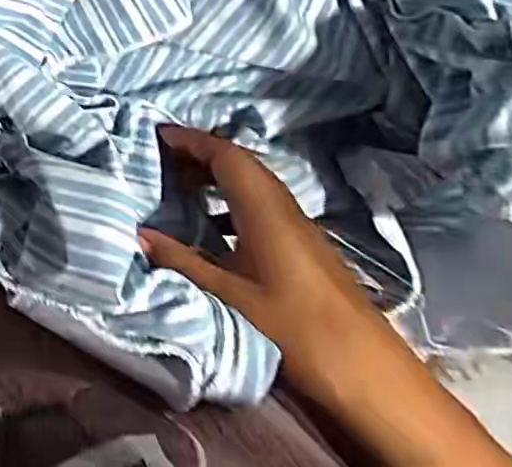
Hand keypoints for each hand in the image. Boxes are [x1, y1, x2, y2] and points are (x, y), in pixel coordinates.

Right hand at [140, 126, 381, 361]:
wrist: (371, 376)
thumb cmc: (298, 330)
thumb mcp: (230, 298)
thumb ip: (183, 261)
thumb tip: (139, 234)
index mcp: (263, 208)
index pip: (224, 155)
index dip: (190, 139)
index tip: (158, 134)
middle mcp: (282, 206)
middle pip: (239, 162)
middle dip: (200, 152)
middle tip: (163, 157)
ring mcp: (298, 225)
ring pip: (252, 181)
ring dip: (216, 174)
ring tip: (181, 184)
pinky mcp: (304, 245)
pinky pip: (260, 201)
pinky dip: (231, 196)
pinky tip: (214, 223)